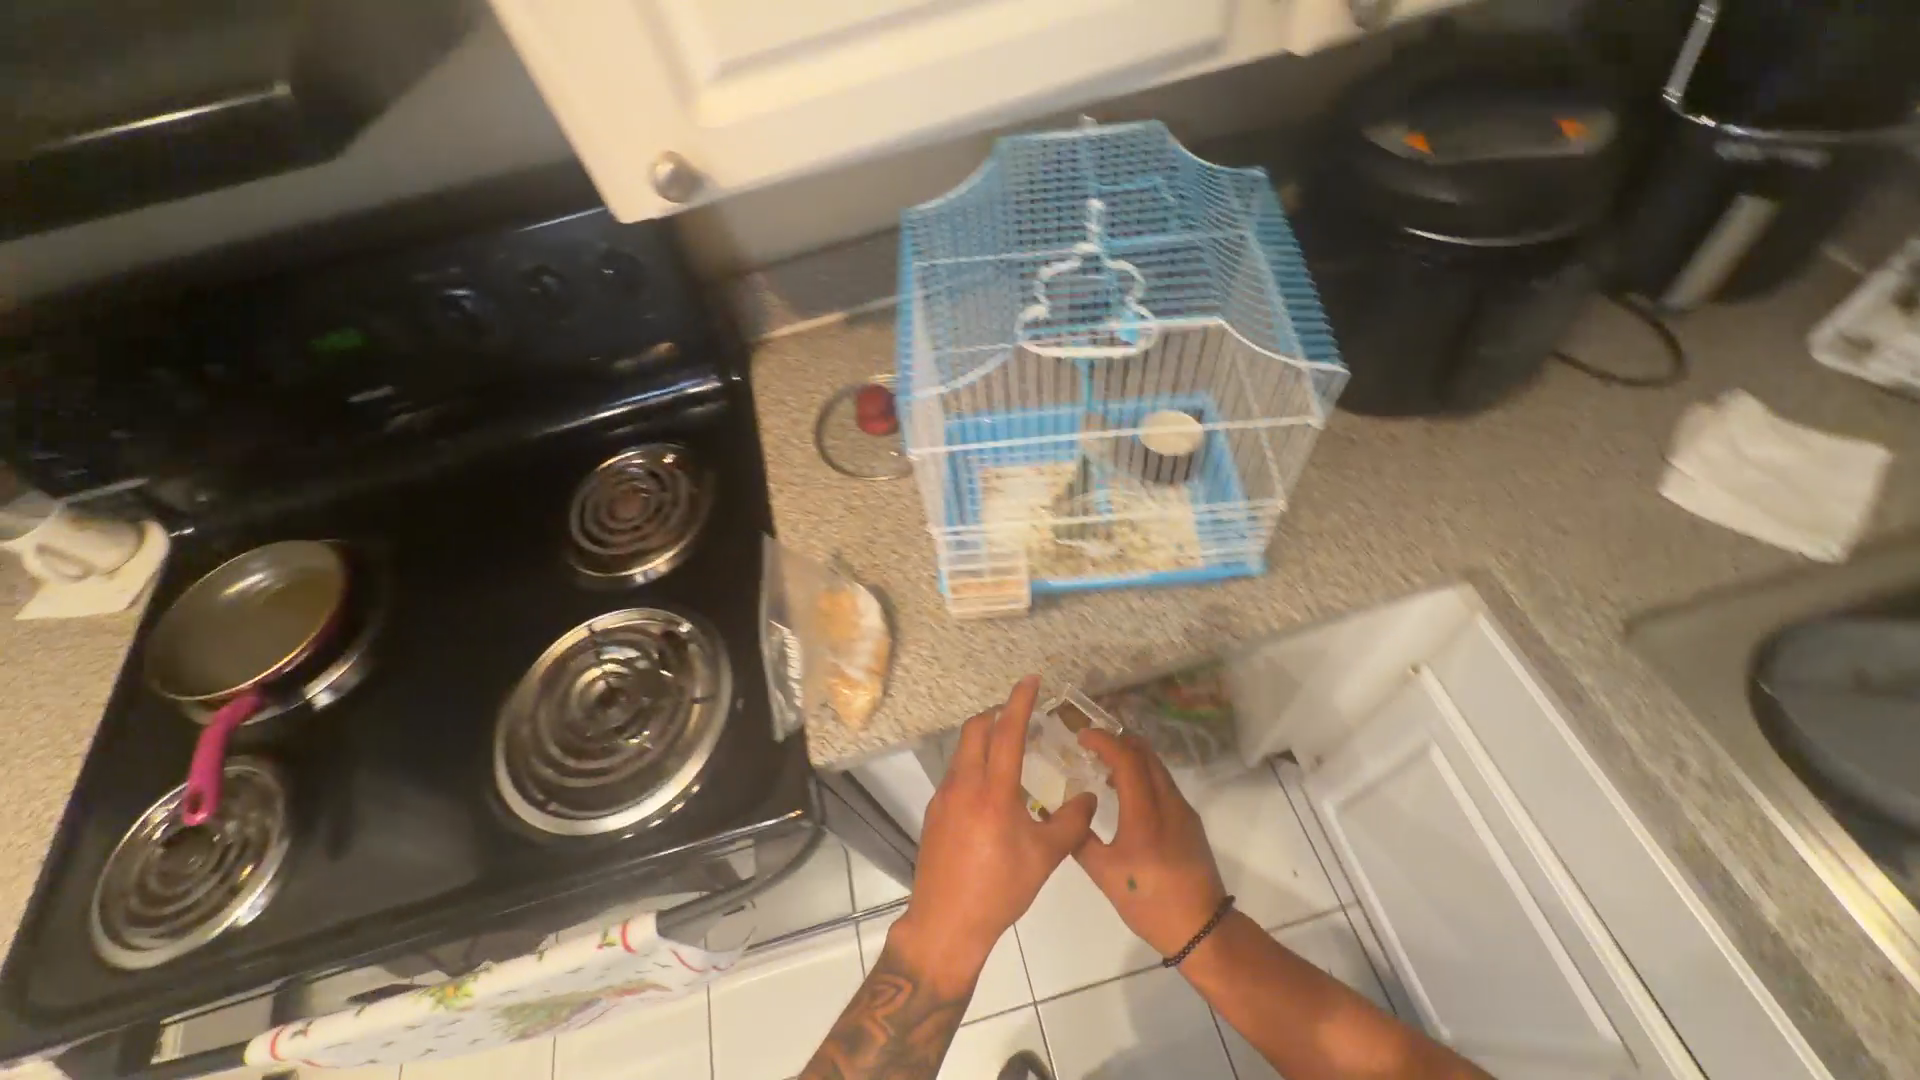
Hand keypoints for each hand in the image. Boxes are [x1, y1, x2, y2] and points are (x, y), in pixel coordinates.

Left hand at [898, 676, 1094, 981]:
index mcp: (993, 791)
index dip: (1019, 702)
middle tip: (1021, 714)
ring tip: (1010, 749)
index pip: (1006, 732)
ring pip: (962, 751)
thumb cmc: (1000, 889)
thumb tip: (1090, 798)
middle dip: (997, 714)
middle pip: (976, 730)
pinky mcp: (934, 812)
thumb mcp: (1045, 857)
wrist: (946, 923)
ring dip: (984, 739)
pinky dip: (974, 764)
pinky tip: (991, 789)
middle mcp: (963, 784)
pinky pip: (955, 773)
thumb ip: (1071, 823)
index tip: (1031, 680)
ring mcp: (943, 797)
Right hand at [1072, 729, 1227, 956]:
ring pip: (1157, 768)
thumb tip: (1064, 816)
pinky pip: (1164, 784)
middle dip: (1117, 741)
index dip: (1104, 741)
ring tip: (1105, 766)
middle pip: (1146, 754)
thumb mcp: (1104, 875)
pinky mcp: (1190, 822)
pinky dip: (1143, 775)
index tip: (1082, 736)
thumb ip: (1081, 840)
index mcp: (1144, 814)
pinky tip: (1127, 793)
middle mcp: (1168, 803)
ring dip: (1132, 757)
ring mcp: (1183, 811)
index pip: (1126, 760)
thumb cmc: (1148, 902)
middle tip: (1091, 744)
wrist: (1202, 928)